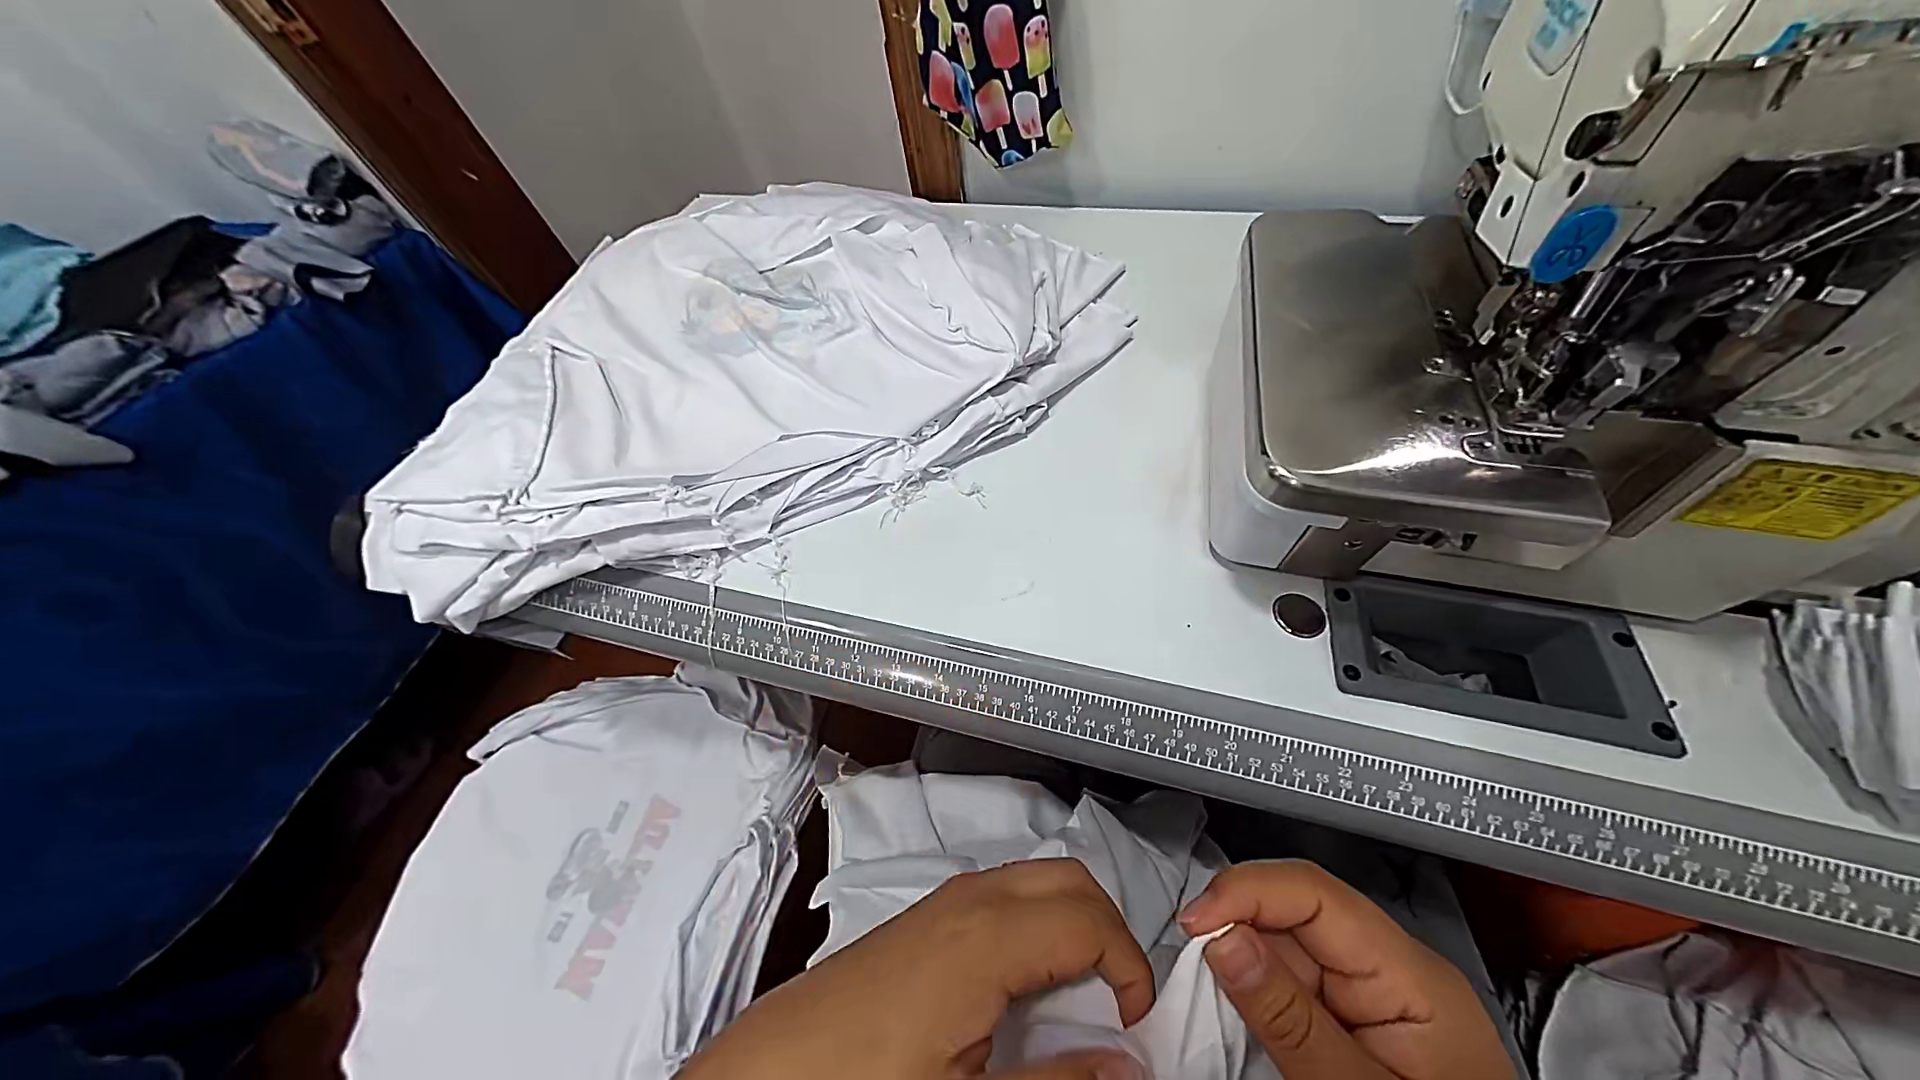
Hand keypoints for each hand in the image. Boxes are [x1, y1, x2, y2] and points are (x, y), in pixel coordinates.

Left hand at [678, 858, 1153, 1079]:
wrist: (773, 1069)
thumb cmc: (862, 1078)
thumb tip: (1125, 1068)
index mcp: (984, 936)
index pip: (1088, 918)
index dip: (1129, 967)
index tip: (1134, 1026)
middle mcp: (969, 899)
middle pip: (1069, 878)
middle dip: (1108, 930)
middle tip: (1115, 1004)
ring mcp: (946, 901)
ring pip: (1038, 882)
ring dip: (1072, 926)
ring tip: (1075, 1002)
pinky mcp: (930, 917)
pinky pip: (1004, 898)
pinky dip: (1036, 927)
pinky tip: (1023, 991)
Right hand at [1179, 860, 1514, 1079]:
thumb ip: (1291, 1021)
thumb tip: (1223, 939)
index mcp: (1412, 977)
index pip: (1314, 892)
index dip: (1244, 890)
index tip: (1194, 922)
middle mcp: (1390, 971)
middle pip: (1291, 913)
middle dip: (1233, 927)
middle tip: (1189, 967)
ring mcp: (1368, 994)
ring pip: (1280, 945)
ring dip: (1236, 962)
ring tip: (1208, 999)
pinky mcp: (1347, 1017)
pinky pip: (1286, 982)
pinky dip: (1251, 994)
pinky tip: (1235, 1015)